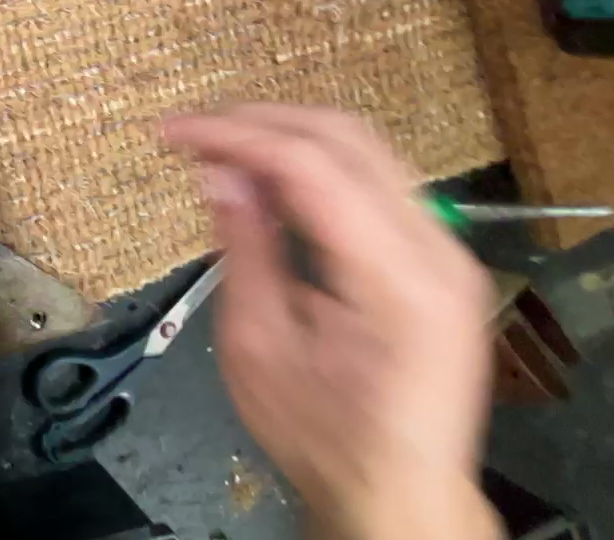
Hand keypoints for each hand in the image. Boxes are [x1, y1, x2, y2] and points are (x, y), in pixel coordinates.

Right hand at [163, 105, 500, 539]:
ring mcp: (444, 250)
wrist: (398, 493)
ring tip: (215, 146)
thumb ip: (245, 247)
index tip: (169, 132)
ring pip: (362, 145)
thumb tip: (217, 172)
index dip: (231, 134)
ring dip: (281, 132)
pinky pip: (369, 175)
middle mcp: (436, 252)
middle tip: (189, 132)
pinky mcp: (433, 255)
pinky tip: (260, 175)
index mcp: (395, 280)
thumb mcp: (259, 343)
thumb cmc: (318, 431)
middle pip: (346, 137)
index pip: (310, 166)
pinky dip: (307, 159)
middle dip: (256, 119)